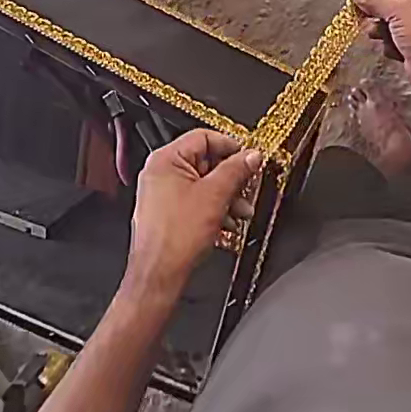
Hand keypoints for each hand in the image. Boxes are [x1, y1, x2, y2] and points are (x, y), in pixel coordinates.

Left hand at [125, 130, 262, 304]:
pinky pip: (195, 199)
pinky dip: (214, 207)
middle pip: (205, 161)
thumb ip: (236, 171)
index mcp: (166, 159)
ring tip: (242, 210)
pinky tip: (228, 222)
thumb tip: (250, 156)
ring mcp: (162, 192)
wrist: (159, 273)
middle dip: (231, 176)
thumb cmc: (175, 238)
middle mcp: (160, 172)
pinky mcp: (167, 210)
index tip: (250, 158)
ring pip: (203, 182)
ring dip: (226, 195)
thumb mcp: (215, 196)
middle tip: (249, 186)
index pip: (203, 137)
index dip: (230, 146)